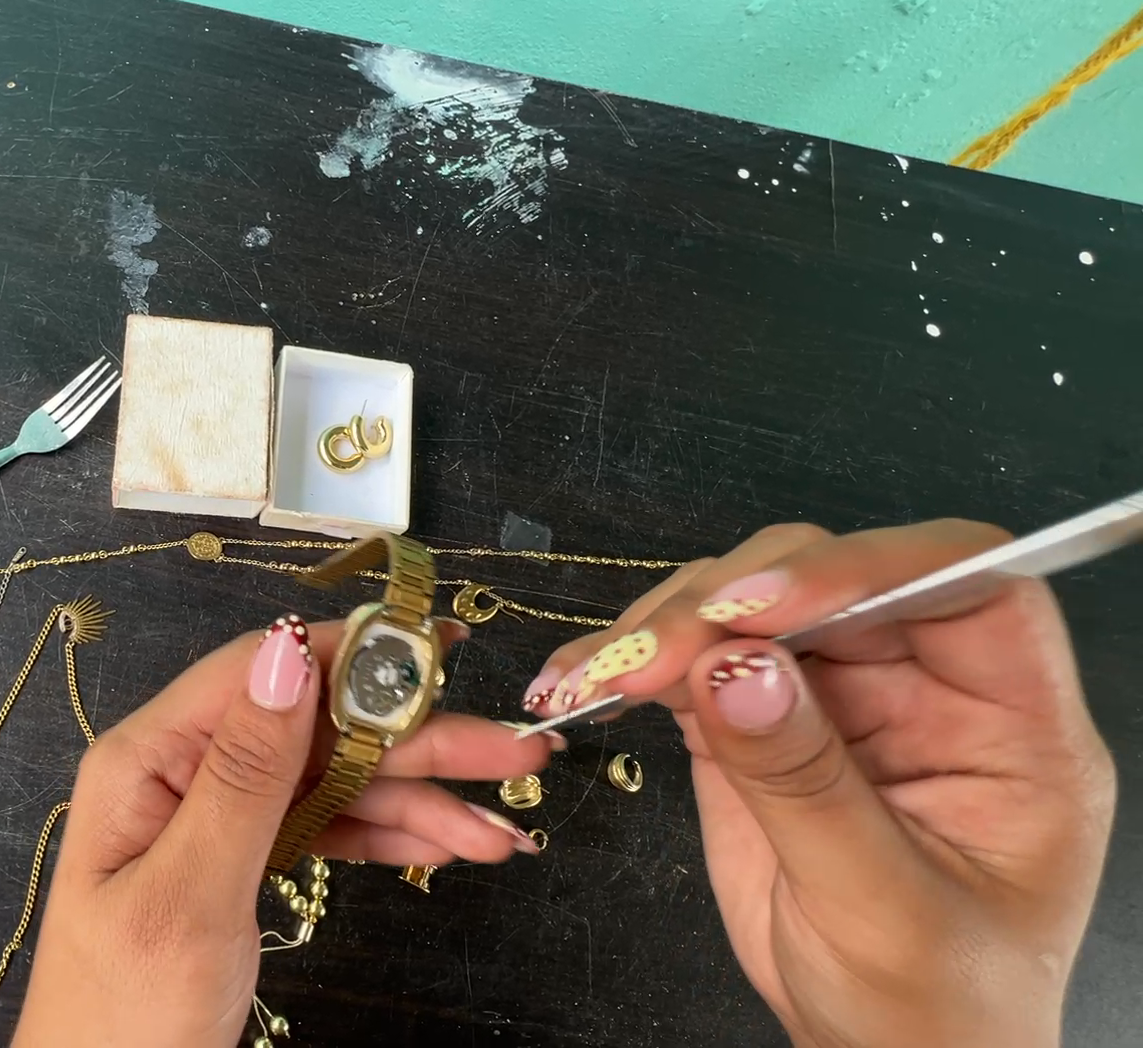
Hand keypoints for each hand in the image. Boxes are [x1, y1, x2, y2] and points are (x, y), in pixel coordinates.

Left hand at [14, 614, 561, 1047]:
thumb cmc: (130, 1011)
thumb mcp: (187, 894)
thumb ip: (243, 775)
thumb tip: (286, 654)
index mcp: (152, 755)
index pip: (256, 674)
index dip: (344, 654)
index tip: (432, 649)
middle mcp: (187, 766)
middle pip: (310, 729)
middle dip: (410, 739)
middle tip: (511, 750)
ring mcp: (221, 809)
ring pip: (331, 779)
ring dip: (416, 799)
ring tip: (501, 830)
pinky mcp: (248, 850)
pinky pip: (326, 826)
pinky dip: (387, 834)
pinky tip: (447, 844)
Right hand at [524, 521, 1115, 1047]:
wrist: (864, 1039)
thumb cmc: (923, 1000)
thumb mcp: (882, 909)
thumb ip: (808, 785)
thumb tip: (728, 666)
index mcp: (1000, 721)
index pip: (956, 584)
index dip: (857, 570)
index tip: (748, 609)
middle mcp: (904, 683)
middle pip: (810, 578)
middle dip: (712, 605)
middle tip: (641, 662)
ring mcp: (811, 689)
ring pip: (722, 603)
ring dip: (645, 631)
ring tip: (589, 686)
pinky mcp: (731, 708)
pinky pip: (668, 656)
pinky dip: (610, 664)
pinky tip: (570, 688)